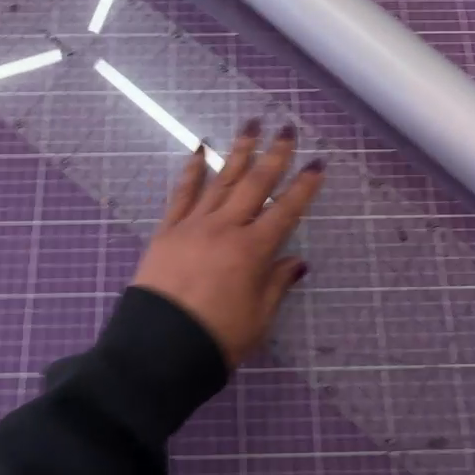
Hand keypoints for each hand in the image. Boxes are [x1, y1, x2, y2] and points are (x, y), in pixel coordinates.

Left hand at [131, 120, 325, 366]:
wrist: (157, 350)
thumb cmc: (216, 340)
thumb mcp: (257, 320)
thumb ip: (276, 285)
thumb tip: (296, 261)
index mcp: (252, 251)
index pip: (285, 211)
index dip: (304, 186)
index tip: (318, 162)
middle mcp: (225, 228)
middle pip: (254, 184)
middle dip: (273, 154)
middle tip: (285, 127)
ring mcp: (193, 224)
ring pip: (220, 179)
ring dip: (238, 150)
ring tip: (250, 125)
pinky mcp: (167, 229)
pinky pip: (182, 193)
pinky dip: (191, 170)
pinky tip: (198, 150)